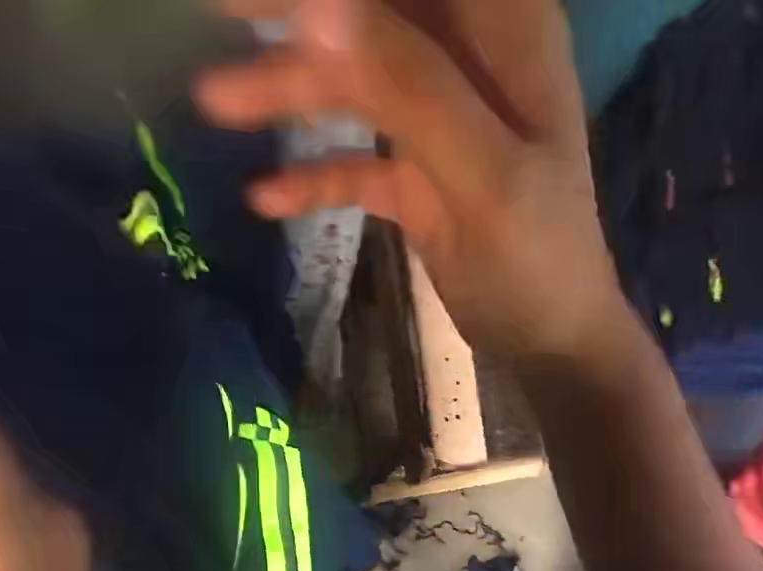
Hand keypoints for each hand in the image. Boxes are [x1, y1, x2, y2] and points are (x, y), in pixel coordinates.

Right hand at [195, 0, 632, 360]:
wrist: (547, 344)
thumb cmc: (536, 261)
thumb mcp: (484, 174)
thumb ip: (413, 88)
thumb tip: (319, 5)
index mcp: (503, 30)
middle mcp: (468, 61)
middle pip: (370, 15)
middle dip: (297, 12)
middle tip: (218, 10)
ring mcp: (438, 123)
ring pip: (352, 85)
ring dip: (288, 93)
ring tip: (215, 103)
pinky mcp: (416, 179)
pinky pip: (354, 162)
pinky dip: (315, 176)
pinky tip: (266, 197)